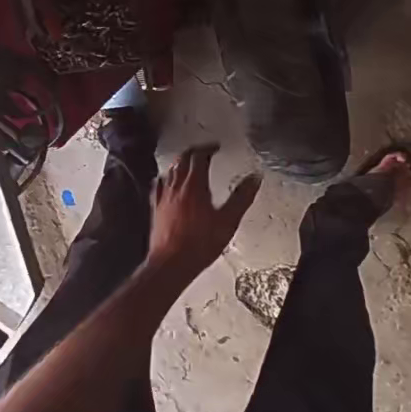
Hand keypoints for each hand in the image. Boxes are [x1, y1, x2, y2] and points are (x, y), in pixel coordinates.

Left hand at [146, 145, 260, 277]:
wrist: (171, 263)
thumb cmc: (198, 244)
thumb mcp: (228, 221)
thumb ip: (241, 197)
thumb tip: (254, 179)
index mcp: (195, 186)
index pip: (200, 157)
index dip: (209, 149)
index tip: (216, 148)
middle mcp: (176, 187)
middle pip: (183, 160)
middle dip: (195, 152)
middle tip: (204, 152)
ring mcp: (164, 198)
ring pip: (171, 171)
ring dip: (181, 163)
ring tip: (189, 163)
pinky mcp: (155, 209)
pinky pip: (158, 186)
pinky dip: (165, 179)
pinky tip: (164, 181)